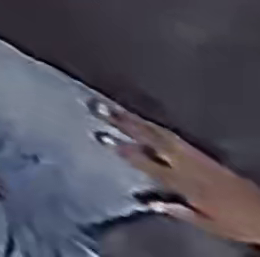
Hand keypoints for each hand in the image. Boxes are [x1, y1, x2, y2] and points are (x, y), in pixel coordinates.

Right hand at [98, 103, 259, 242]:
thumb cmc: (235, 222)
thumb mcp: (210, 224)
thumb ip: (179, 211)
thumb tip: (148, 202)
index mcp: (183, 183)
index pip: (146, 163)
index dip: (123, 150)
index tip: (99, 135)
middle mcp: (185, 166)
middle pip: (150, 142)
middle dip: (124, 124)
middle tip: (98, 108)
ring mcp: (195, 158)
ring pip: (161, 135)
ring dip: (136, 121)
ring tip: (114, 108)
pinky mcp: (203, 155)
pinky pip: (174, 137)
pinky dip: (156, 127)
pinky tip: (145, 121)